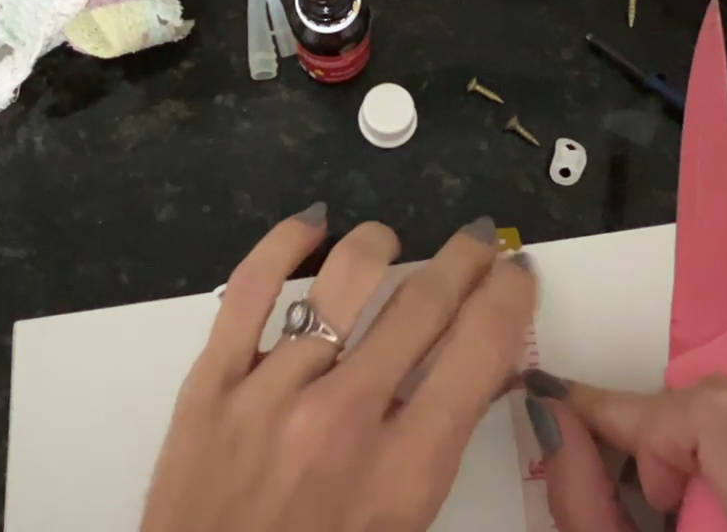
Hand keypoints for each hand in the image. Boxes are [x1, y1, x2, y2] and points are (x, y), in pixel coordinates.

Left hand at [141, 206, 535, 531]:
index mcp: (400, 474)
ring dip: (378, 245)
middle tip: (477, 240)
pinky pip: (249, 288)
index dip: (507, 299)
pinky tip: (311, 225)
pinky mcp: (211, 379)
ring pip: (341, 282)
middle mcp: (341, 420)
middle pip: (420, 306)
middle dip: (464, 261)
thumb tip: (473, 363)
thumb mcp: (400, 525)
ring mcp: (270, 392)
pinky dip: (282, 244)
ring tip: (388, 240)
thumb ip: (436, 444)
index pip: (476, 355)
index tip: (515, 273)